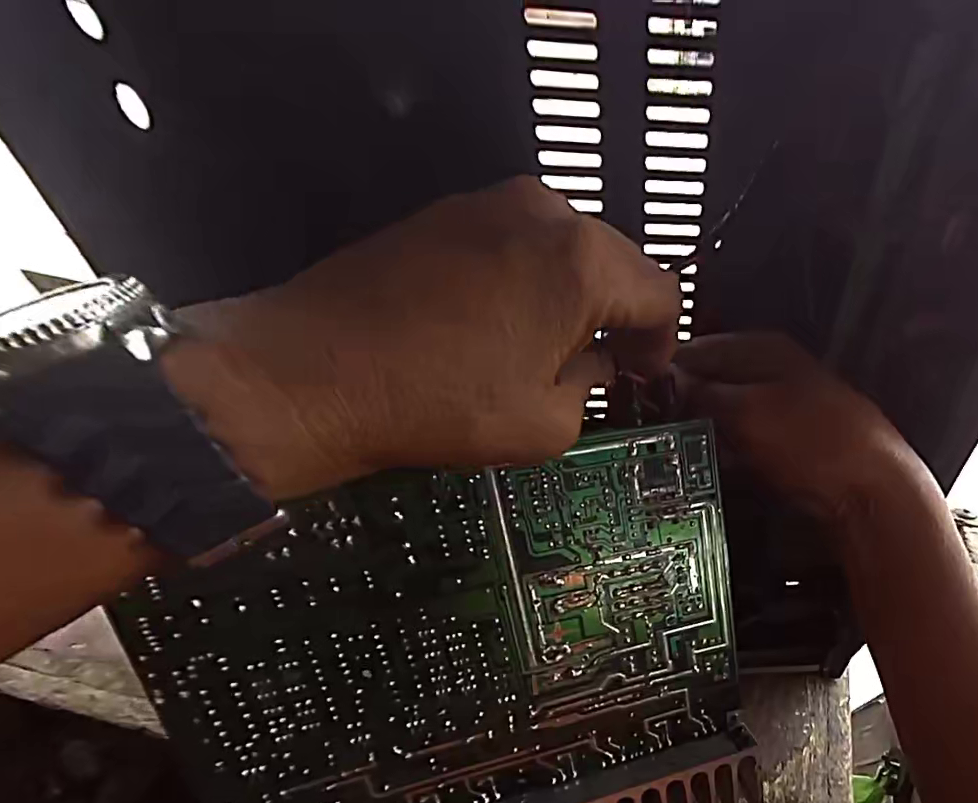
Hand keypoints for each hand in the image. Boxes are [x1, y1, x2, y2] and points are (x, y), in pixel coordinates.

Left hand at [165, 176, 680, 498]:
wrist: (315, 373)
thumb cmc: (440, 404)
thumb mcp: (550, 423)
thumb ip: (594, 385)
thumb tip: (596, 362)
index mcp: (582, 264)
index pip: (661, 294)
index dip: (661, 340)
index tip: (640, 371)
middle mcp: (545, 215)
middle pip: (622, 264)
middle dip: (623, 316)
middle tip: (605, 365)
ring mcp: (492, 204)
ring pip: (573, 250)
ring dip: (580, 297)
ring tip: (553, 348)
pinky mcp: (451, 211)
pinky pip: (524, 242)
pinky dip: (537, 280)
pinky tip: (510, 324)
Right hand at [673, 333, 931, 523]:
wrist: (868, 492)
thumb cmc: (816, 442)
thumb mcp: (748, 413)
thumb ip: (703, 394)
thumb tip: (667, 383)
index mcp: (763, 349)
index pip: (696, 349)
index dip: (665, 372)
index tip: (637, 398)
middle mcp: (771, 373)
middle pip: (710, 383)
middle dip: (683, 406)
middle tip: (654, 430)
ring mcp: (780, 409)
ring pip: (724, 416)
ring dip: (703, 433)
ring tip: (678, 452)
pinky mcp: (785, 443)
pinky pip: (742, 443)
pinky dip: (726, 453)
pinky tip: (714, 467)